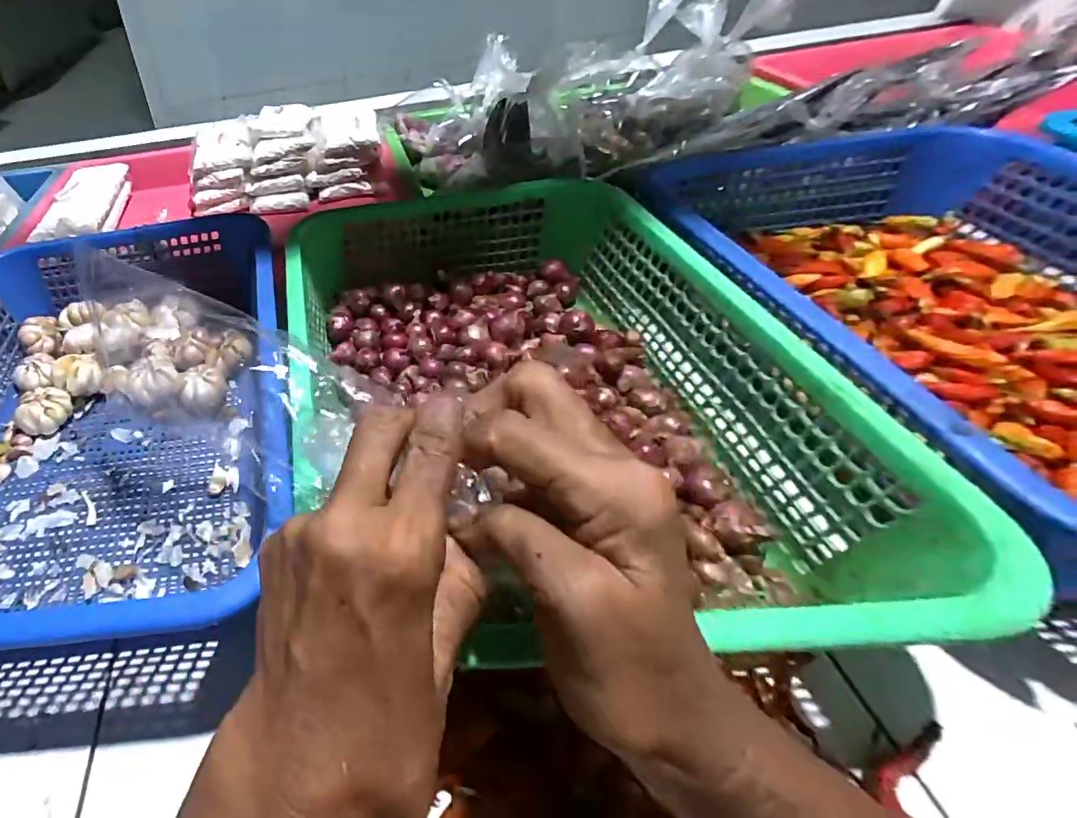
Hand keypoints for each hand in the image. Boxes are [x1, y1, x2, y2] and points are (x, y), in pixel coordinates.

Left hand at [181, 395, 483, 817]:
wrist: (298, 756)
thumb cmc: (390, 721)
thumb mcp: (444, 655)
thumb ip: (456, 579)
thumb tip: (459, 530)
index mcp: (397, 551)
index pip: (427, 459)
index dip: (444, 422)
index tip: (454, 398)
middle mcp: (339, 522)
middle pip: (371, 436)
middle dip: (399, 421)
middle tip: (421, 422)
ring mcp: (297, 528)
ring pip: (345, 480)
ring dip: (370, 486)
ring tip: (390, 524)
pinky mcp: (272, 543)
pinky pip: (320, 517)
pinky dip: (341, 524)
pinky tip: (347, 567)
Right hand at [454, 364, 879, 817]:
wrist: (678, 721)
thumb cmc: (626, 669)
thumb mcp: (572, 603)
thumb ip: (518, 534)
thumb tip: (465, 508)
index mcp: (617, 488)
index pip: (514, 427)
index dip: (463, 439)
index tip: (430, 470)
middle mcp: (619, 464)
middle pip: (534, 387)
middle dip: (480, 408)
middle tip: (450, 453)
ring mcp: (608, 476)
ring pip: (533, 409)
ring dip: (488, 429)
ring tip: (457, 470)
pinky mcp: (591, 494)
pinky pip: (535, 445)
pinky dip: (498, 454)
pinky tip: (481, 492)